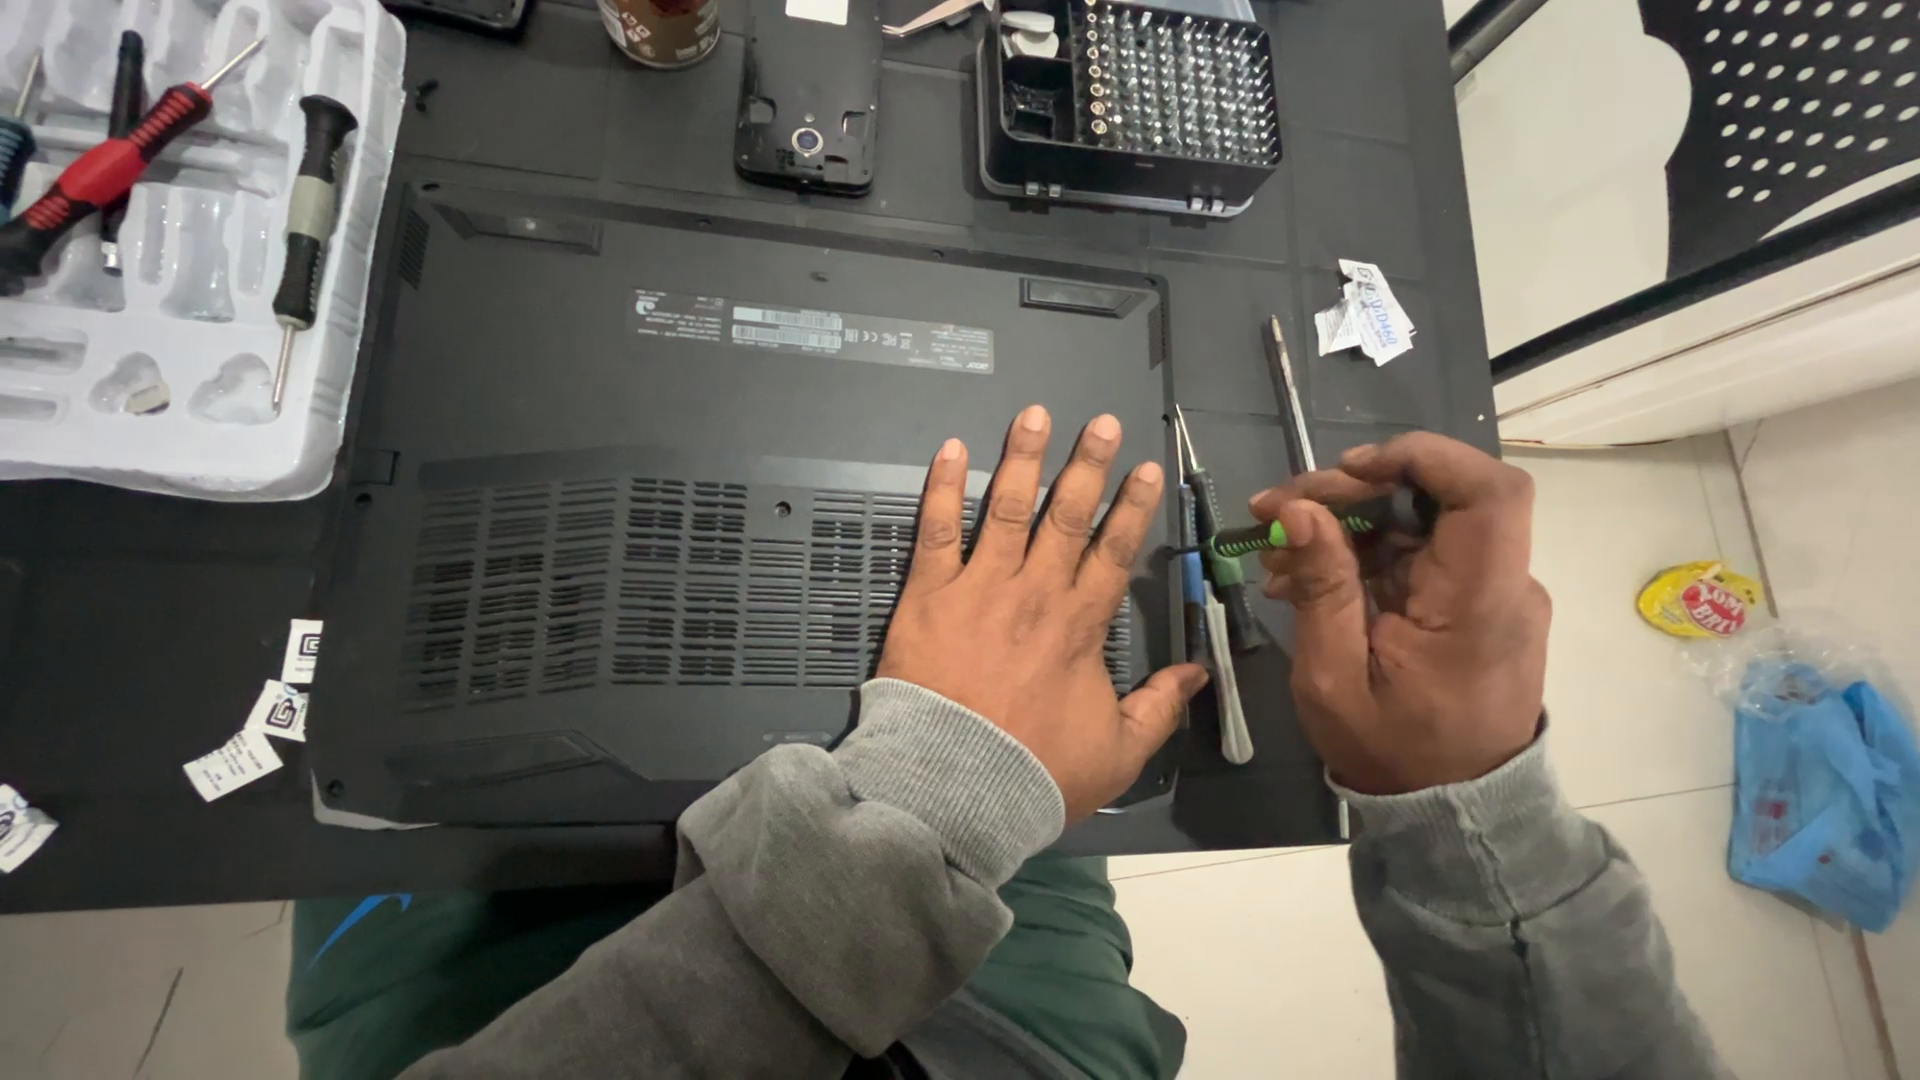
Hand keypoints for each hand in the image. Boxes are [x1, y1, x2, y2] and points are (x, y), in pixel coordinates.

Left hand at [878, 405, 1209, 822]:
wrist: (953, 787)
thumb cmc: (1034, 771)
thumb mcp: (1117, 752)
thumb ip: (1159, 707)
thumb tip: (1197, 674)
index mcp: (1079, 624)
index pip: (1114, 552)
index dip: (1132, 508)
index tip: (1143, 469)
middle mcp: (1035, 592)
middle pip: (1067, 516)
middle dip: (1087, 465)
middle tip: (1100, 422)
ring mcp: (980, 586)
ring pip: (1005, 509)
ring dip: (1022, 459)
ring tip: (1033, 416)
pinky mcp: (929, 593)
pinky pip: (936, 531)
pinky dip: (940, 488)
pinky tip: (949, 449)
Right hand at [1248, 433, 1549, 795]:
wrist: (1451, 811)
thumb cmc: (1391, 751)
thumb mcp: (1334, 676)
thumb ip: (1322, 587)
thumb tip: (1299, 509)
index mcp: (1479, 604)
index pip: (1487, 492)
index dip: (1422, 457)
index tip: (1346, 469)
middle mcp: (1499, 586)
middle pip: (1435, 497)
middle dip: (1348, 491)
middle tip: (1273, 509)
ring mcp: (1485, 592)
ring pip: (1415, 521)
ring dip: (1341, 523)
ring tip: (1275, 553)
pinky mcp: (1465, 603)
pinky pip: (1412, 555)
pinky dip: (1356, 553)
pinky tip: (1303, 575)